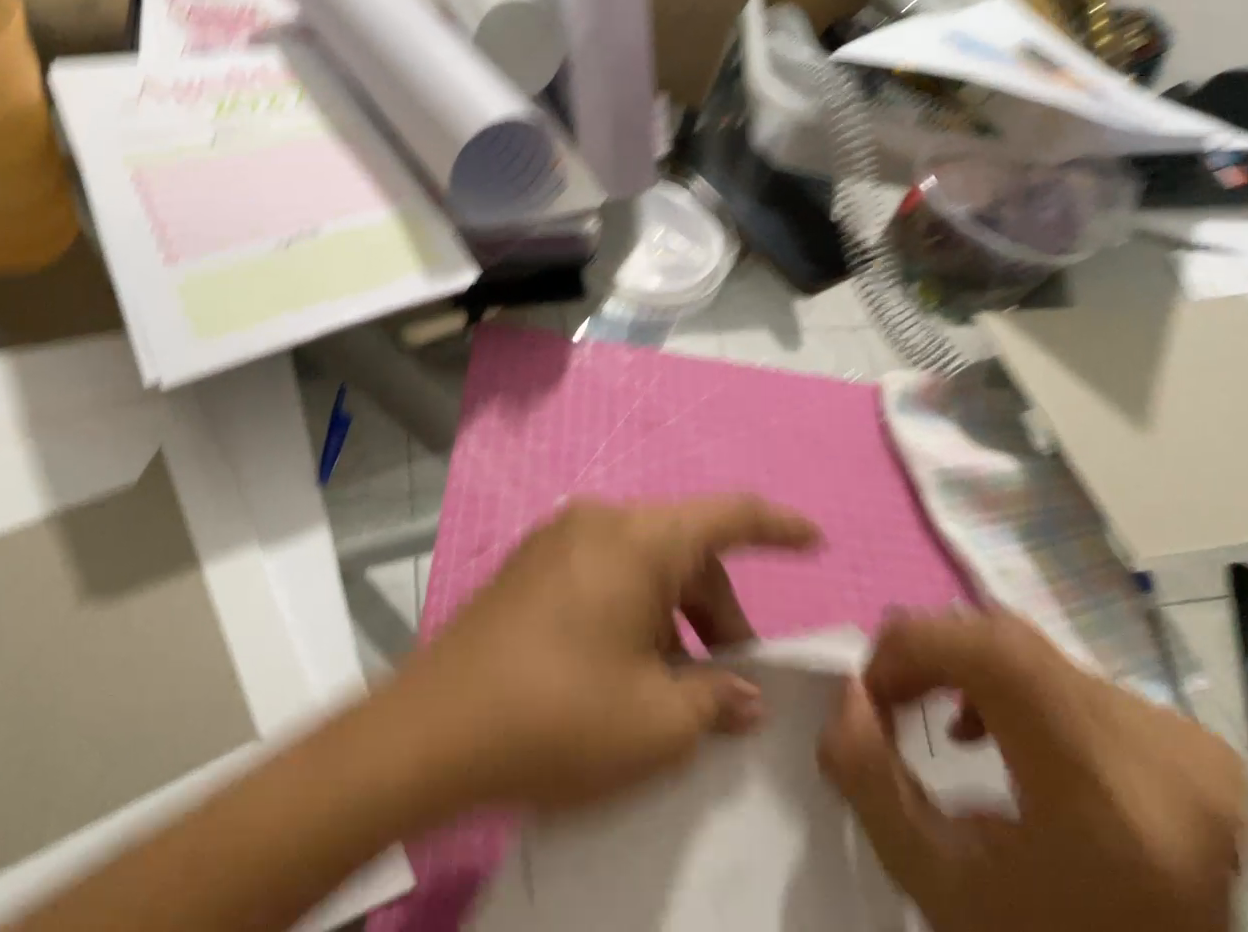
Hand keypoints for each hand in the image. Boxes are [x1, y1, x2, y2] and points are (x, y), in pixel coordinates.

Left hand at [389, 496, 820, 810]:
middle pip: (682, 551)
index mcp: (637, 538)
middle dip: (719, 609)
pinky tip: (623, 673)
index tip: (815, 541)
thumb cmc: (562, 716)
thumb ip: (716, 698)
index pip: (728, 515)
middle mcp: (594, 523)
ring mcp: (551, 544)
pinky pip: (598, 578)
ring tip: (675, 688)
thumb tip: (744, 694)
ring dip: (671, 619)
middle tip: (733, 677)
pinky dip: (629, 614)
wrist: (432, 732)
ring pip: (638, 568)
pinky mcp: (522, 573)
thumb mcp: (659, 721)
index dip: (779, 528)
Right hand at [819, 610, 1247, 931]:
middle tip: (891, 701)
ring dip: (974, 676)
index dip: (911, 647)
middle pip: (1013, 643)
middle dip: (932, 655)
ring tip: (943, 729)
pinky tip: (1009, 746)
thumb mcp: (946, 888)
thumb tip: (847, 699)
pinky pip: (1084, 689)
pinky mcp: (1193, 746)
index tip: (871, 694)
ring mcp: (1182, 737)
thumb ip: (876, 785)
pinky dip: (1025, 697)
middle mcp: (1151, 736)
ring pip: (1046, 661)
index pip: (992, 648)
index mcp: (1097, 775)